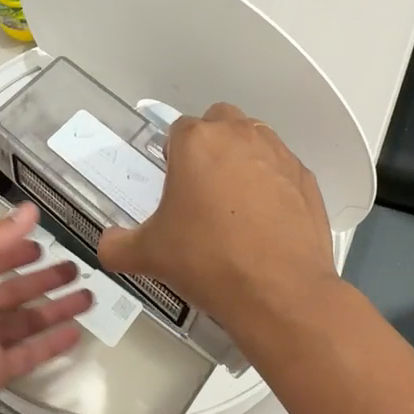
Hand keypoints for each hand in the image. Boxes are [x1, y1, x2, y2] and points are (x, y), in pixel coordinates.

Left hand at [0, 204, 91, 413]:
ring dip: (53, 309)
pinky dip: (49, 345)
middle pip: (12, 290)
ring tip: (85, 297)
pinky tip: (72, 334)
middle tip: (73, 268)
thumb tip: (26, 211)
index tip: (42, 240)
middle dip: (41, 278)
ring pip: (25, 321)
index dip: (15, 248)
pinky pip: (26, 355)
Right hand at [99, 103, 337, 336]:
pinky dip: (272, 183)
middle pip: (219, 121)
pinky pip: (282, 169)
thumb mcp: (149, 255)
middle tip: (202, 188)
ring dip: (242, 158)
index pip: (178, 130)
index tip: (174, 188)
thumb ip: (118, 245)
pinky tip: (266, 220)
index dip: (173, 156)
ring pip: (254, 139)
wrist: (280, 292)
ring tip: (235, 204)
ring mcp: (278, 154)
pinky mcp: (306, 179)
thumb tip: (107, 246)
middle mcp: (239, 136)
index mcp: (196, 142)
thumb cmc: (207, 261)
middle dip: (210, 144)